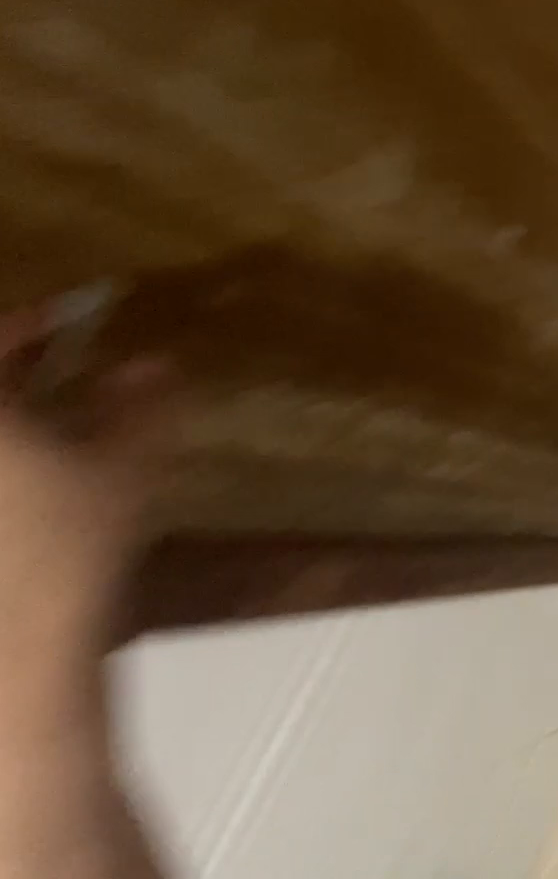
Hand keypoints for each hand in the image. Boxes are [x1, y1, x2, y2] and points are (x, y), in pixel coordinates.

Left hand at [0, 306, 172, 645]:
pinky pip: (7, 467)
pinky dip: (19, 454)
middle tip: (49, 367)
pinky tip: (34, 467)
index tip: (66, 318)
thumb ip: (140, 408)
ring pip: (5, 431)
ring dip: (20, 414)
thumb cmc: (69, 539)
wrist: (14, 632)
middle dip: (15, 366)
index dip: (25, 325)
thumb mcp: (125, 465)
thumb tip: (151, 364)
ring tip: (43, 418)